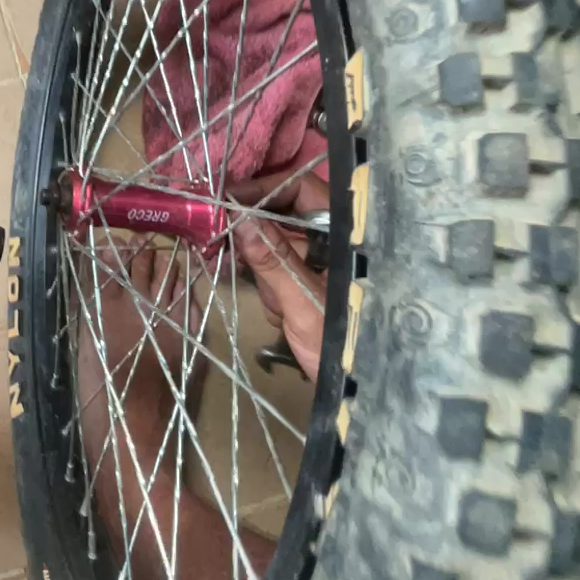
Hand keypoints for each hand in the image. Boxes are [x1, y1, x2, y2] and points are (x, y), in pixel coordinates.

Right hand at [229, 170, 326, 376]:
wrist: (358, 391)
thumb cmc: (345, 345)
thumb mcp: (304, 301)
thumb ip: (272, 259)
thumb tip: (238, 216)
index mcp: (343, 236)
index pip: (302, 189)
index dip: (264, 188)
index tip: (227, 198)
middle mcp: (332, 242)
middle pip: (283, 214)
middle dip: (255, 234)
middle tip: (220, 239)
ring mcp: (320, 262)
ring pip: (274, 242)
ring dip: (262, 268)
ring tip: (268, 297)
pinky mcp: (309, 281)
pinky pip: (275, 267)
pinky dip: (268, 286)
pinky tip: (280, 312)